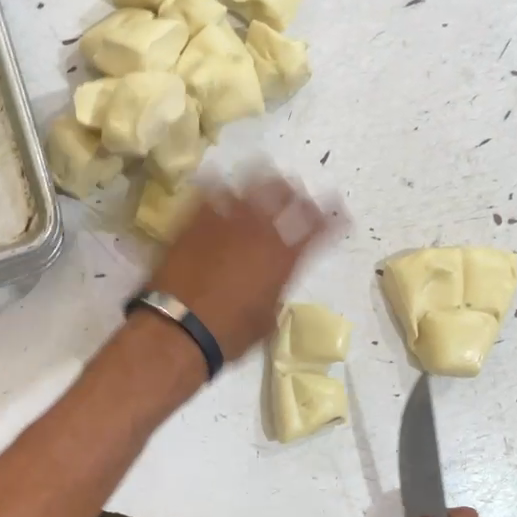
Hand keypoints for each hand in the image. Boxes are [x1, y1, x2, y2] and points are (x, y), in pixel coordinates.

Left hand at [147, 175, 337, 361]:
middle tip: (293, 195)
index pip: (319, 227)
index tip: (338, 213)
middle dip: (294, 192)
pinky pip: (209, 190)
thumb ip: (273, 294)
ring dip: (259, 182)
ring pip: (252, 183)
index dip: (333, 217)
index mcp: (286, 256)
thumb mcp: (265, 320)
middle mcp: (261, 230)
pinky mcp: (195, 220)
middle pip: (286, 194)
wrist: (179, 328)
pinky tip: (216, 187)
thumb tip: (269, 290)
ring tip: (259, 184)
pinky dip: (216, 187)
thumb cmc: (227, 334)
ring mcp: (227, 220)